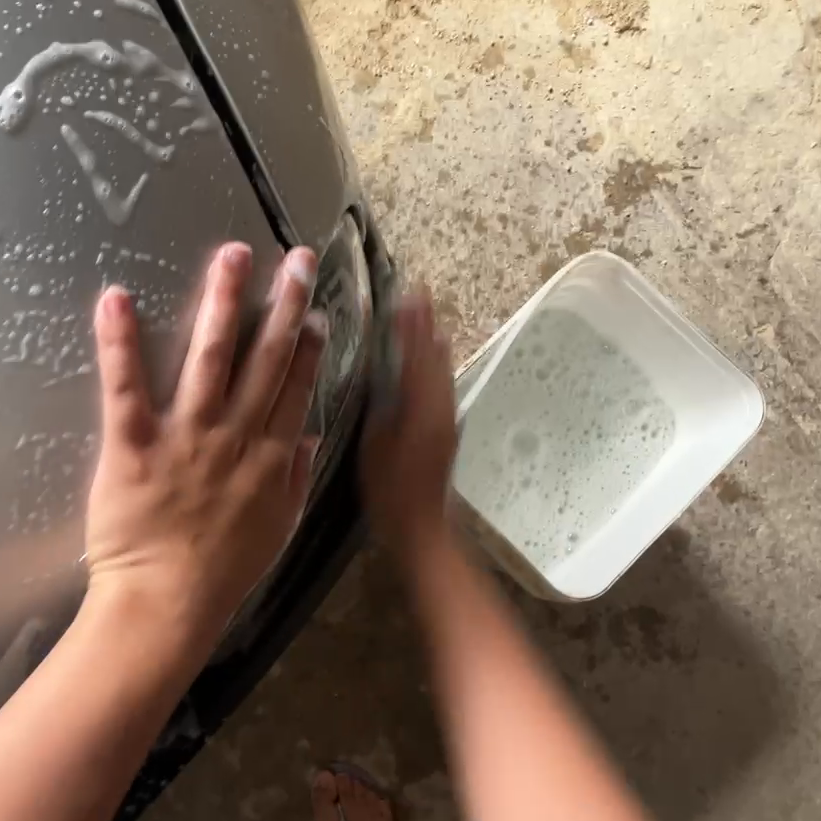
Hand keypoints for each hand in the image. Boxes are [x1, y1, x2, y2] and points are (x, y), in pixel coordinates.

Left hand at [84, 243, 326, 641]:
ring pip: (208, 359)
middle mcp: (234, 436)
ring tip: (229, 256)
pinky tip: (117, 297)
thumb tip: (309, 435)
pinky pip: (126, 388)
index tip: (315, 308)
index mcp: (269, 457)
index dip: (307, 346)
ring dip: (220, 303)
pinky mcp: (133, 445)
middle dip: (282, 304)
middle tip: (293, 259)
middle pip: (264, 360)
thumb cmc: (223, 572)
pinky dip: (120, 342)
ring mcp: (185, 437)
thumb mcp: (278, 528)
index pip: (294, 389)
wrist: (167, 604)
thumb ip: (296, 478)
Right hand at [360, 287, 458, 557]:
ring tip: (426, 316)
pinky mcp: (445, 430)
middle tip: (420, 294)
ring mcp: (446, 419)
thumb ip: (380, 405)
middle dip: (426, 325)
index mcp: (421, 407)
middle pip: (435, 356)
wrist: (422, 527)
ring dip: (433, 342)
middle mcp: (439, 407)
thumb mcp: (374, 445)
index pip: (416, 354)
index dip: (411, 324)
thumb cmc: (390, 491)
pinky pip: (443, 385)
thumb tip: (381, 371)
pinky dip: (437, 364)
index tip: (408, 294)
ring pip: (442, 370)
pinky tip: (434, 359)